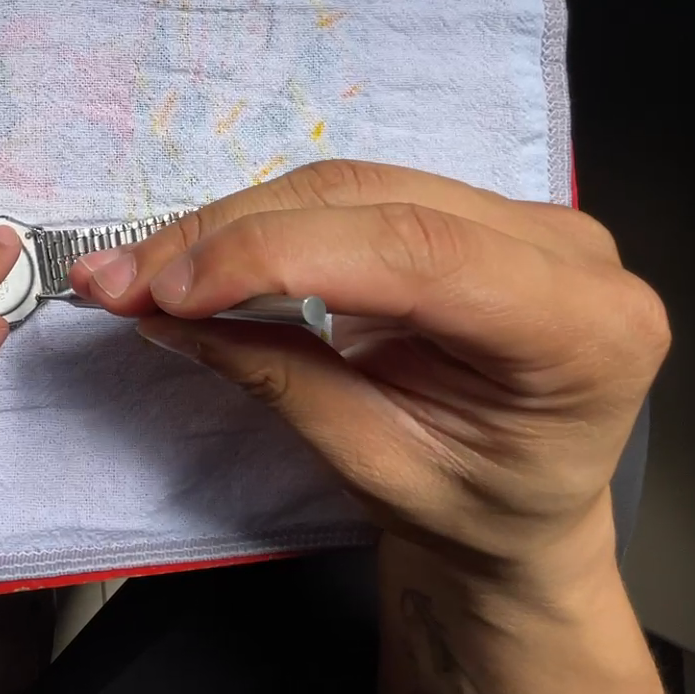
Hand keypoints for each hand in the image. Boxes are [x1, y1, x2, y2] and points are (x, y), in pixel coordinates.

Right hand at [67, 159, 669, 574]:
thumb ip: (272, 374)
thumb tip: (161, 311)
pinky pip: (334, 195)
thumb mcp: (370, 460)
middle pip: (357, 201)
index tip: (165, 292)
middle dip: (221, 237)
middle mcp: (556, 244)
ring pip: (332, 185)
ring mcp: (508, 212)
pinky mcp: (454, 207)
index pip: (409, 252)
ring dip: (220, 226)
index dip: (271, 256)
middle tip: (117, 279)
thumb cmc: (469, 508)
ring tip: (138, 270)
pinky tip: (192, 254)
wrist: (520, 502)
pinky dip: (249, 225)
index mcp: (577, 325)